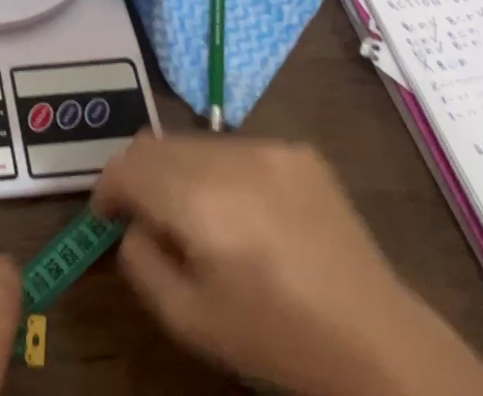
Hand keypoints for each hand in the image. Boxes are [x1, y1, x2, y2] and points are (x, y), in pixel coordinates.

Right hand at [93, 134, 482, 395]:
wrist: (376, 340)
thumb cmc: (273, 336)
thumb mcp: (186, 318)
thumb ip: (139, 261)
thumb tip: (134, 224)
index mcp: (200, 201)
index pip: (126, 167)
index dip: (106, 189)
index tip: (107, 217)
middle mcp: (232, 160)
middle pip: (154, 146)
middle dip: (138, 177)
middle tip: (143, 216)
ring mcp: (270, 150)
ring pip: (192, 142)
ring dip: (177, 170)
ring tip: (195, 214)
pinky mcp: (299, 153)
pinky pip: (234, 147)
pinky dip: (218, 169)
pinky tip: (241, 209)